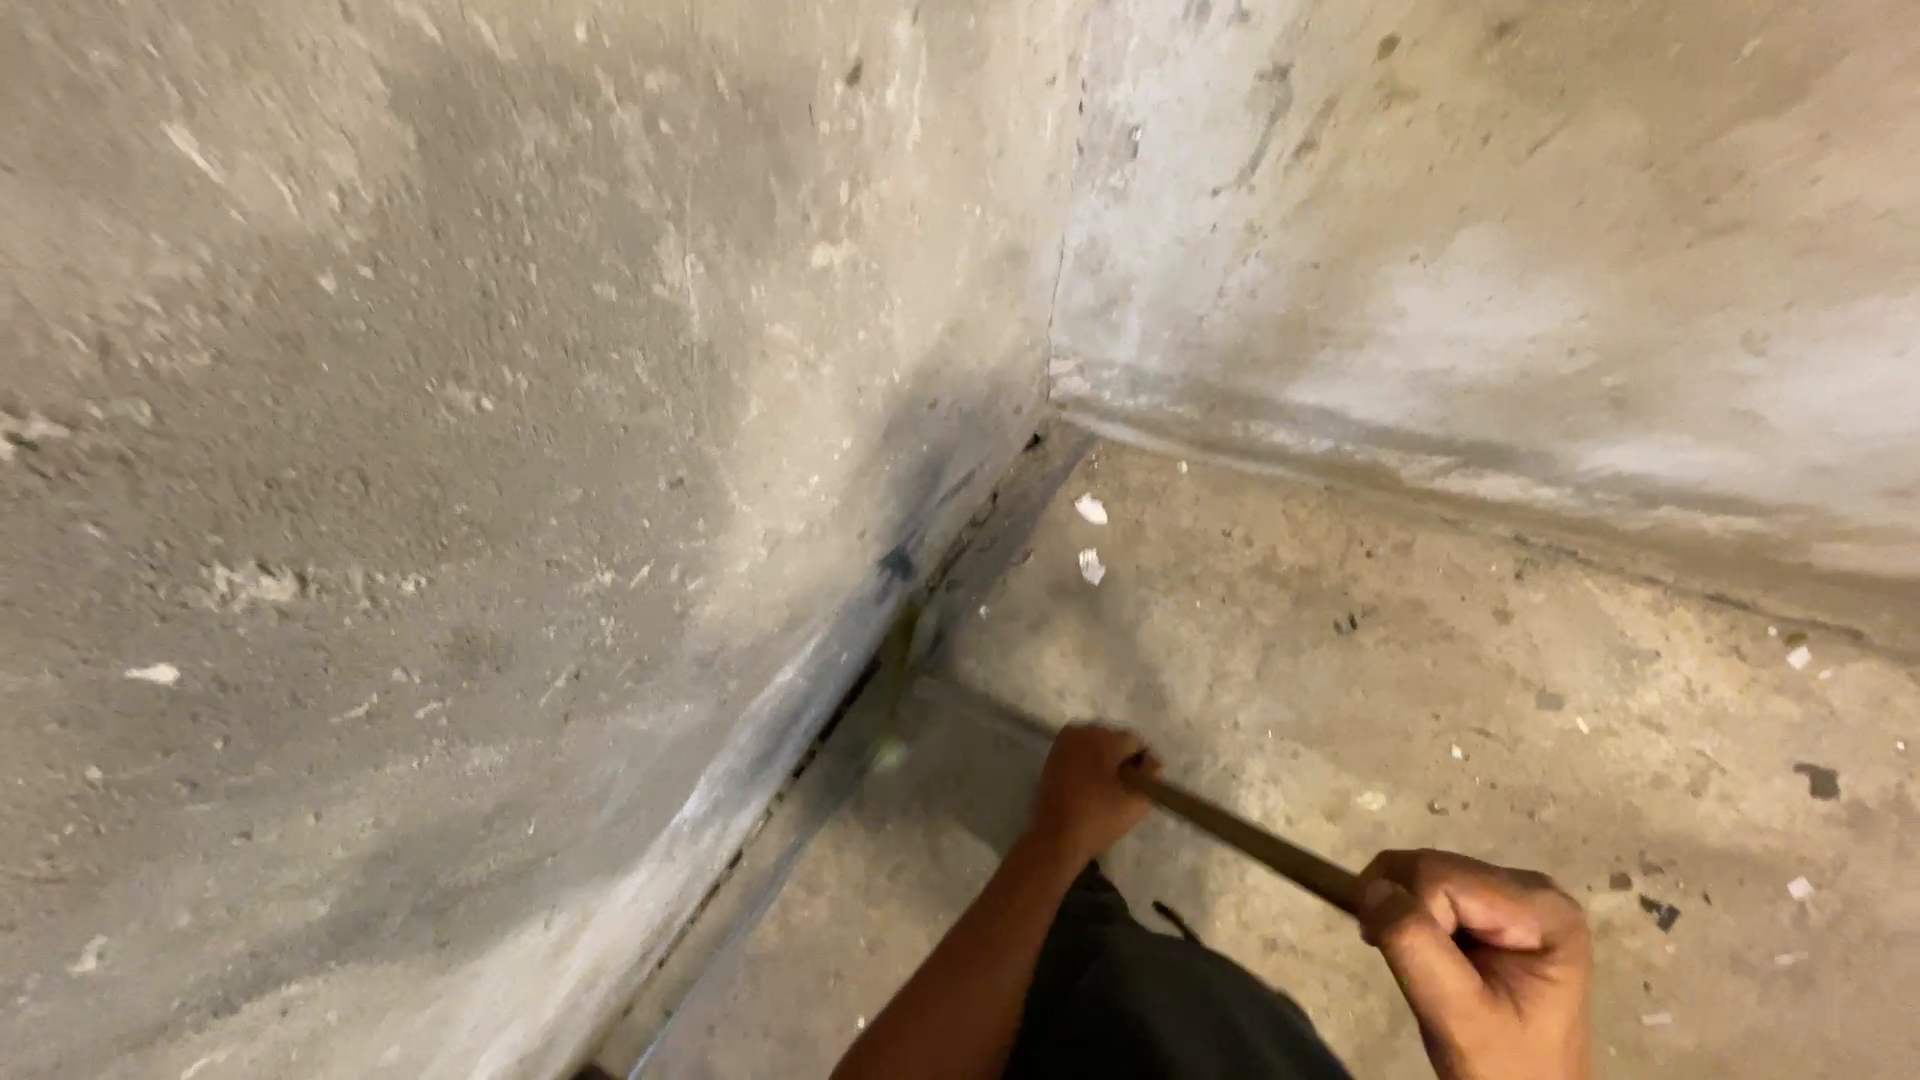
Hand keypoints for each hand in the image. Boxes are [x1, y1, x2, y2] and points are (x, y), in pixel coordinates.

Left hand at [1025, 723, 1159, 861]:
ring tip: (1107, 788)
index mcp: (1103, 737)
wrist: (1057, 836)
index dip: (1142, 764)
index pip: (1135, 742)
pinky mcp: (1054, 753)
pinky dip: (1089, 762)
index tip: (1140, 785)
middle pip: (1114, 739)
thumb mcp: (1138, 801)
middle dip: (1122, 759)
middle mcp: (1082, 731)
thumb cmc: (1099, 818)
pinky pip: (1081, 751)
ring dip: (1105, 760)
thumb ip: (1152, 775)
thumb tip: (1152, 760)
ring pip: (1097, 744)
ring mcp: (1065, 741)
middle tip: (1124, 787)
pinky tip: (1091, 785)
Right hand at [1357, 849, 1590, 1079]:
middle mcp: (1533, 888)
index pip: (1438, 878)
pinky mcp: (1493, 901)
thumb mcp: (1456, 1016)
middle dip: (1398, 906)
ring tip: (1410, 957)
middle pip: (1429, 867)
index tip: (1412, 968)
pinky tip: (1420, 946)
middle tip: (1398, 959)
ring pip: (1420, 870)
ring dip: (1397, 908)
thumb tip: (1373, 887)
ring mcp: (1514, 893)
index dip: (1411, 917)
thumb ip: (1414, 945)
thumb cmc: (1502, 1067)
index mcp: (1544, 911)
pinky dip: (1405, 909)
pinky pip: (1425, 882)